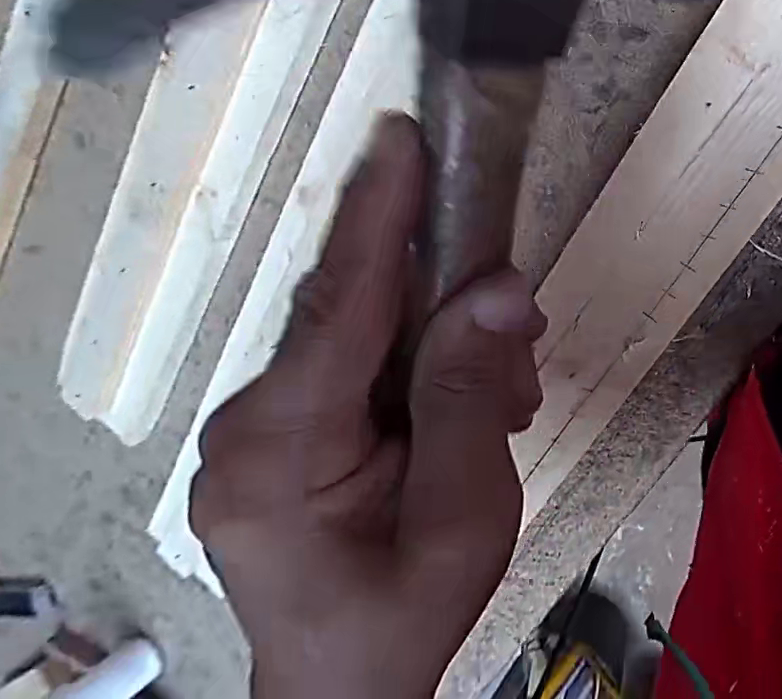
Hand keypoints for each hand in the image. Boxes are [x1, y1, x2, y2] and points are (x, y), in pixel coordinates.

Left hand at [191, 113, 544, 698]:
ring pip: (382, 324)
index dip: (379, 216)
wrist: (351, 681)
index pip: (342, 305)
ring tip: (508, 403)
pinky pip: (378, 351)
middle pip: (367, 306)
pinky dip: (441, 359)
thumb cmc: (406, 608)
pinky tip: (479, 406)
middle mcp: (256, 416)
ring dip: (460, 342)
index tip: (403, 138)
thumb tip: (499, 289)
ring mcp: (272, 414)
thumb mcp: (463, 513)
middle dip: (456, 303)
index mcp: (279, 449)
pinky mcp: (298, 414)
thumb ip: (473, 394)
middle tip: (525, 340)